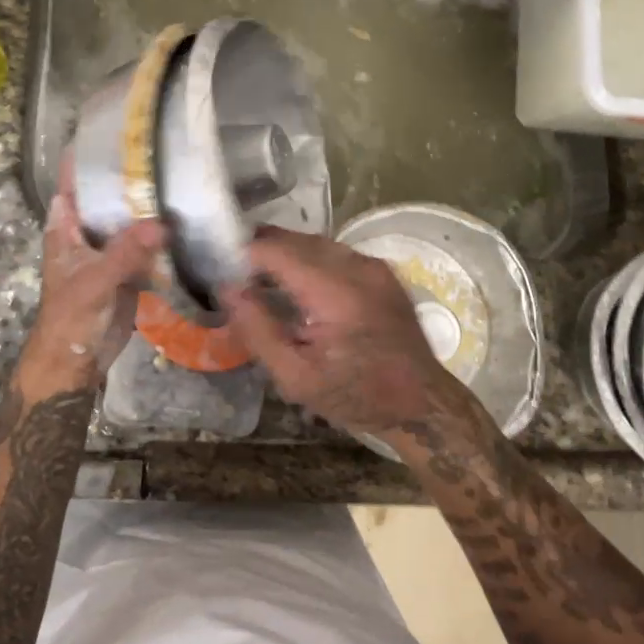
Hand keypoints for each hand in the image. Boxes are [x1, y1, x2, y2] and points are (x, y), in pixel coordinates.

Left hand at [22, 157, 166, 387]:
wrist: (78, 360)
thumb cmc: (72, 314)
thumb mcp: (95, 280)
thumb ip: (126, 251)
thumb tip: (162, 223)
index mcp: (66, 224)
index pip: (74, 178)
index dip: (89, 154)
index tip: (118, 128)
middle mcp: (87, 230)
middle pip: (108, 194)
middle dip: (131, 175)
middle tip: (167, 149)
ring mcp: (109, 248)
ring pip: (130, 217)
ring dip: (150, 203)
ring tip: (184, 175)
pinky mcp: (129, 267)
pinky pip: (146, 243)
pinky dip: (163, 233)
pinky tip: (188, 217)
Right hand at [220, 226, 474, 435]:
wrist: (422, 404)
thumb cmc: (355, 396)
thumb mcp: (296, 377)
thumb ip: (258, 329)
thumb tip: (227, 288)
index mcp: (335, 292)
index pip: (275, 250)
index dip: (243, 253)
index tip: (220, 267)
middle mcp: (356, 267)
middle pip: (294, 239)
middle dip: (261, 249)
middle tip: (234, 271)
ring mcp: (373, 266)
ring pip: (315, 242)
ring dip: (285, 253)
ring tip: (260, 277)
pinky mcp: (381, 271)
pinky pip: (335, 252)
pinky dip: (309, 259)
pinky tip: (297, 284)